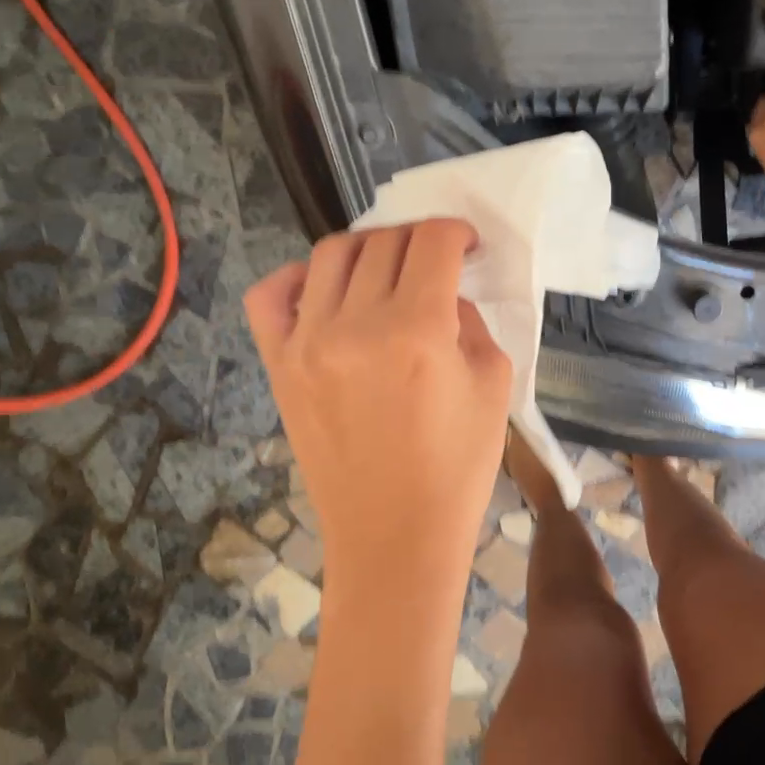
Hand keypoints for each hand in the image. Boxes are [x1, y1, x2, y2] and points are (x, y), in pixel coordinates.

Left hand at [243, 220, 513, 572]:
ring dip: (369, 247)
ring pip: (332, 254)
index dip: (457, 231)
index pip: (433, 243)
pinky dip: (298, 276)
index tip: (469, 244)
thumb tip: (445, 294)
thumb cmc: (458, 465)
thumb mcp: (494, 384)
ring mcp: (308, 344)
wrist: (394, 533)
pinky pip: (270, 296)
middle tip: (438, 260)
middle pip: (385, 242)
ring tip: (389, 268)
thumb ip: (471, 323)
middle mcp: (357, 325)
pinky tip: (327, 290)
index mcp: (419, 331)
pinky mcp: (279, 365)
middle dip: (420, 238)